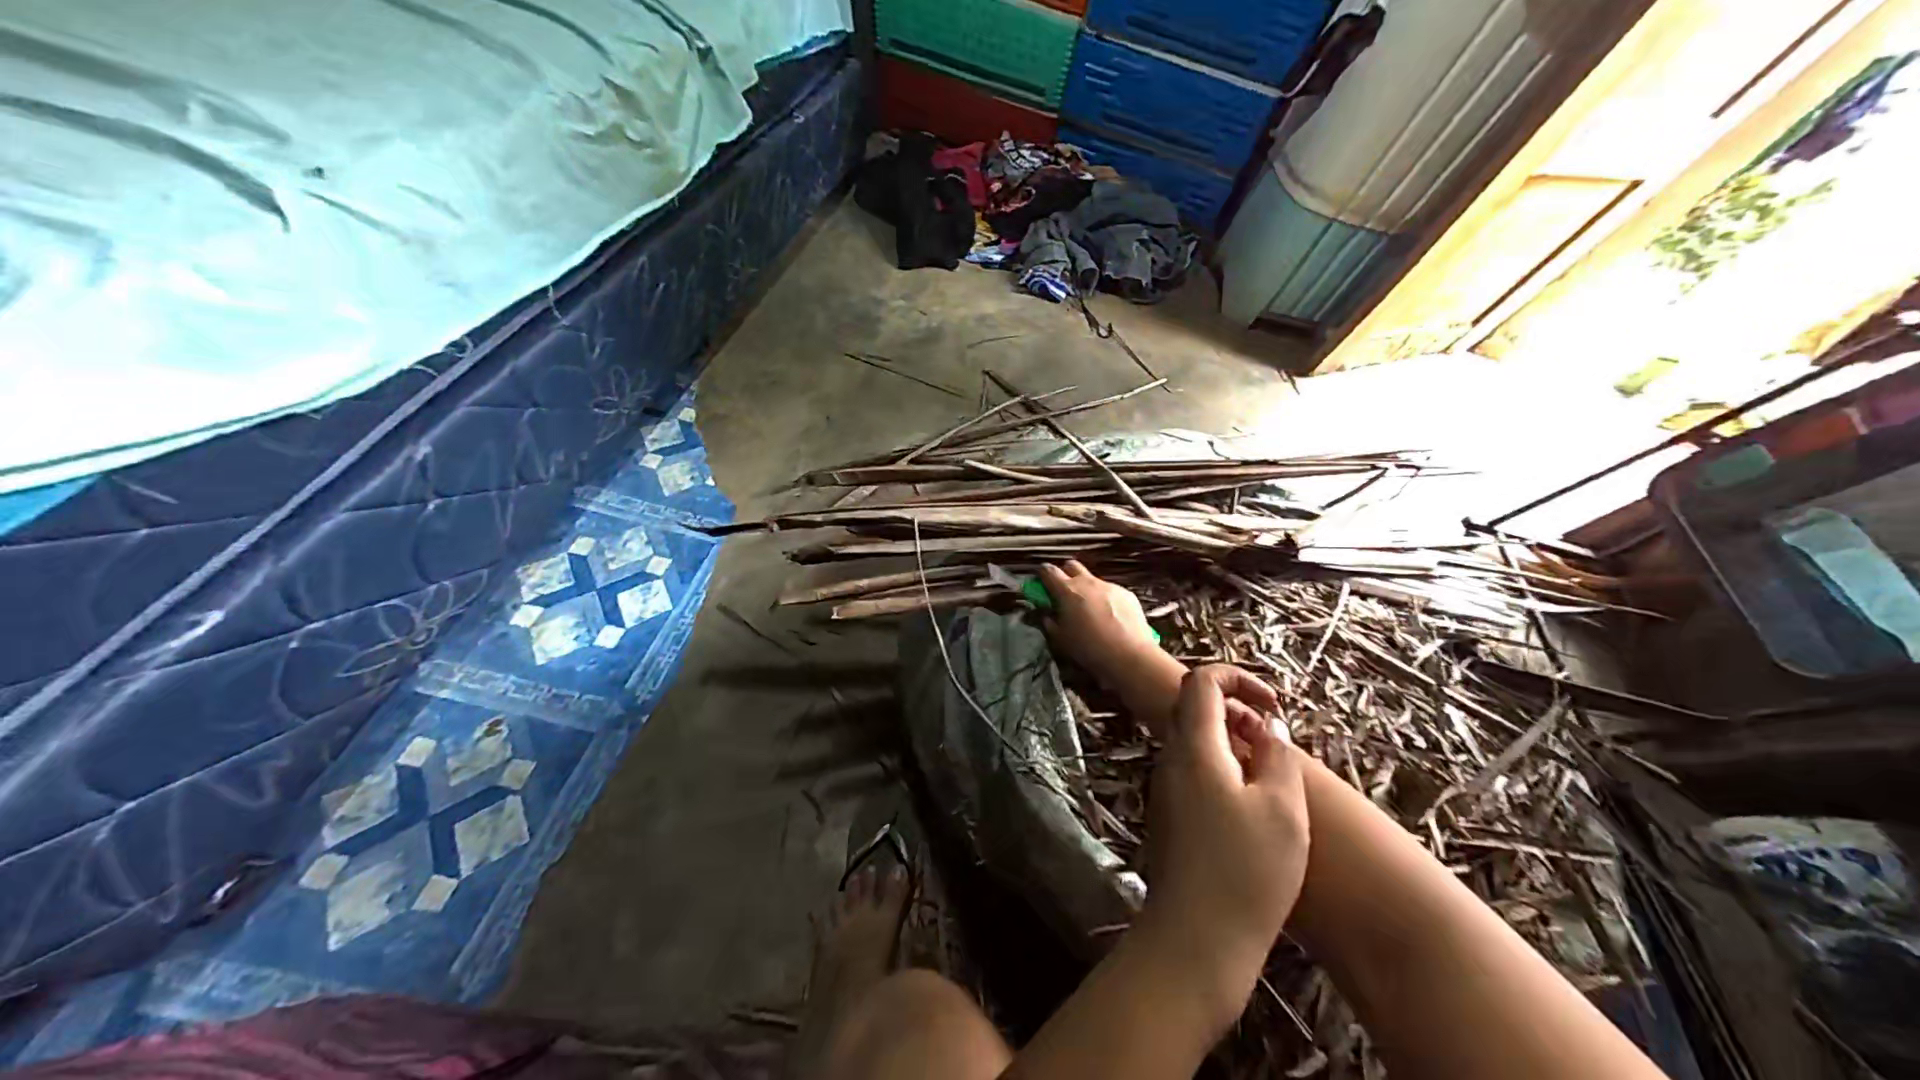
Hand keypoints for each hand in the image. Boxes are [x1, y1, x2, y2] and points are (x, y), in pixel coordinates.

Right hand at [1038, 561, 1159, 684]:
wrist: (1130, 656)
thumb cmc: (1089, 648)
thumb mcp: (1060, 639)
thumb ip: (1049, 622)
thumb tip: (1045, 613)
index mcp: (1067, 591)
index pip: (1048, 570)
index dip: (1042, 574)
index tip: (1040, 582)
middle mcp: (1088, 582)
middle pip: (1071, 565)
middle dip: (1065, 574)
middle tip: (1064, 593)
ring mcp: (1109, 586)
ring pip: (1093, 580)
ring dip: (1087, 590)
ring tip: (1091, 612)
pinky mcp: (1127, 594)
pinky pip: (1110, 591)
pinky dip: (1105, 600)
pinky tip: (1110, 618)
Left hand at [1143, 665, 1308, 976]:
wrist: (1196, 938)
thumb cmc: (1247, 871)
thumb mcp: (1283, 809)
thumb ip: (1278, 755)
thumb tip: (1267, 726)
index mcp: (1193, 748)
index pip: (1200, 681)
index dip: (1238, 677)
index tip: (1274, 705)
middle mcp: (1169, 760)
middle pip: (1193, 708)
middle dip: (1236, 710)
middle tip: (1272, 742)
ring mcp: (1164, 788)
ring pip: (1193, 741)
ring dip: (1231, 741)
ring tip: (1269, 776)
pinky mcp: (1168, 815)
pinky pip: (1192, 771)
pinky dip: (1221, 768)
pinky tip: (1250, 806)